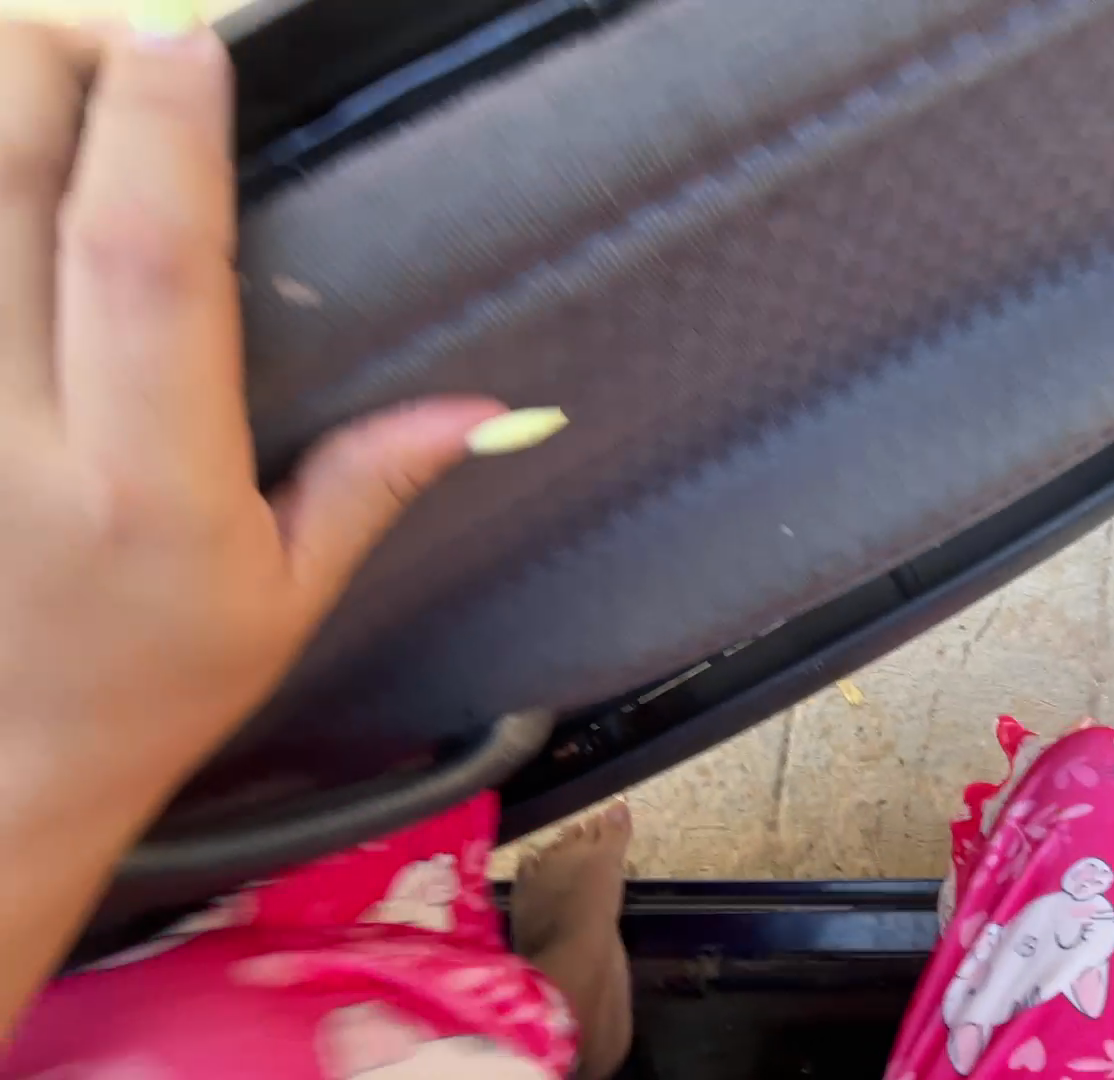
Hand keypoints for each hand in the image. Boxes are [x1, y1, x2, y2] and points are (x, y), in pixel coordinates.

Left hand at [0, 21, 505, 789]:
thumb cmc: (163, 681)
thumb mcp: (298, 593)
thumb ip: (375, 482)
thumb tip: (493, 413)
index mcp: (141, 484)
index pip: (142, 271)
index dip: (161, 142)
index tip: (191, 46)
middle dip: (31, 69)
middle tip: (109, 29)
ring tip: (39, 66)